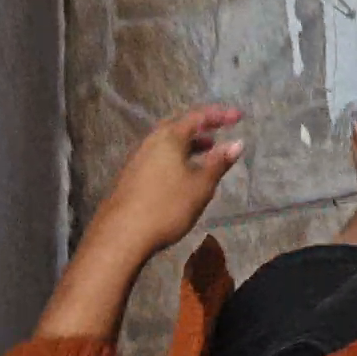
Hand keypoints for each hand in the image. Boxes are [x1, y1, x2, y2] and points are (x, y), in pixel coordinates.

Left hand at [34, 106, 244, 340]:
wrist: (118, 241)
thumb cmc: (165, 207)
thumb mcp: (201, 185)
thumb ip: (219, 162)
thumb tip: (237, 143)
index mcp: (169, 138)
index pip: (198, 116)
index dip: (220, 114)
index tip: (239, 117)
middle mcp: (150, 143)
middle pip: (178, 126)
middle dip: (200, 127)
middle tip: (218, 131)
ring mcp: (136, 161)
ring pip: (166, 144)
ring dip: (188, 145)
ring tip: (205, 154)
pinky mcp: (128, 180)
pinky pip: (157, 158)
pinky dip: (175, 158)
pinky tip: (182, 177)